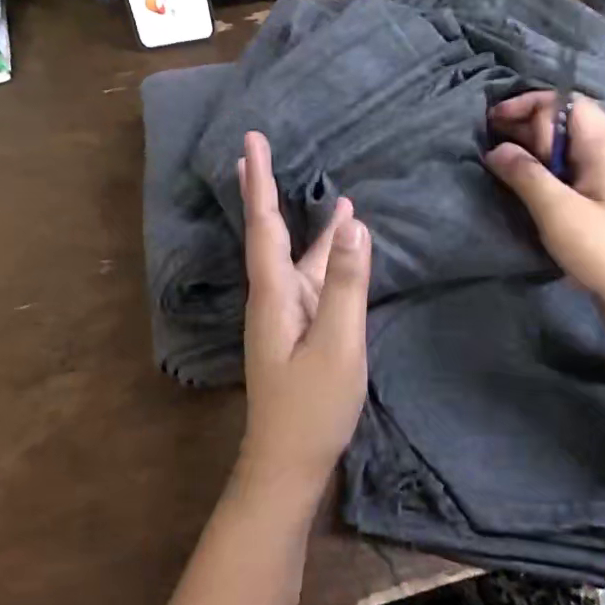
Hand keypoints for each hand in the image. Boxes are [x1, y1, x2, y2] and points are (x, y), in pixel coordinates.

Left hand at [235, 131, 371, 490]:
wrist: (289, 463)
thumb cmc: (312, 406)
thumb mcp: (338, 342)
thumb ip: (345, 283)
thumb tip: (353, 225)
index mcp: (274, 294)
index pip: (264, 225)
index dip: (258, 181)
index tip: (250, 141)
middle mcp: (273, 297)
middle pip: (270, 234)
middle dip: (267, 191)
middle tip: (262, 150)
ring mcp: (286, 315)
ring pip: (298, 259)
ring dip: (312, 227)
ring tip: (341, 199)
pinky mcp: (300, 331)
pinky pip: (313, 282)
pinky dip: (327, 259)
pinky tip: (344, 252)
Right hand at [484, 92, 604, 309]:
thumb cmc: (601, 249)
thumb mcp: (556, 211)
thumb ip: (525, 174)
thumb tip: (496, 149)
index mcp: (603, 145)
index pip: (565, 102)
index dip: (529, 105)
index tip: (496, 123)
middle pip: (564, 118)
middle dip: (525, 123)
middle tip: (491, 140)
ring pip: (563, 143)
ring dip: (531, 146)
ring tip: (499, 160)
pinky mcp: (600, 193)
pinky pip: (567, 165)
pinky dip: (541, 165)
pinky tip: (522, 181)